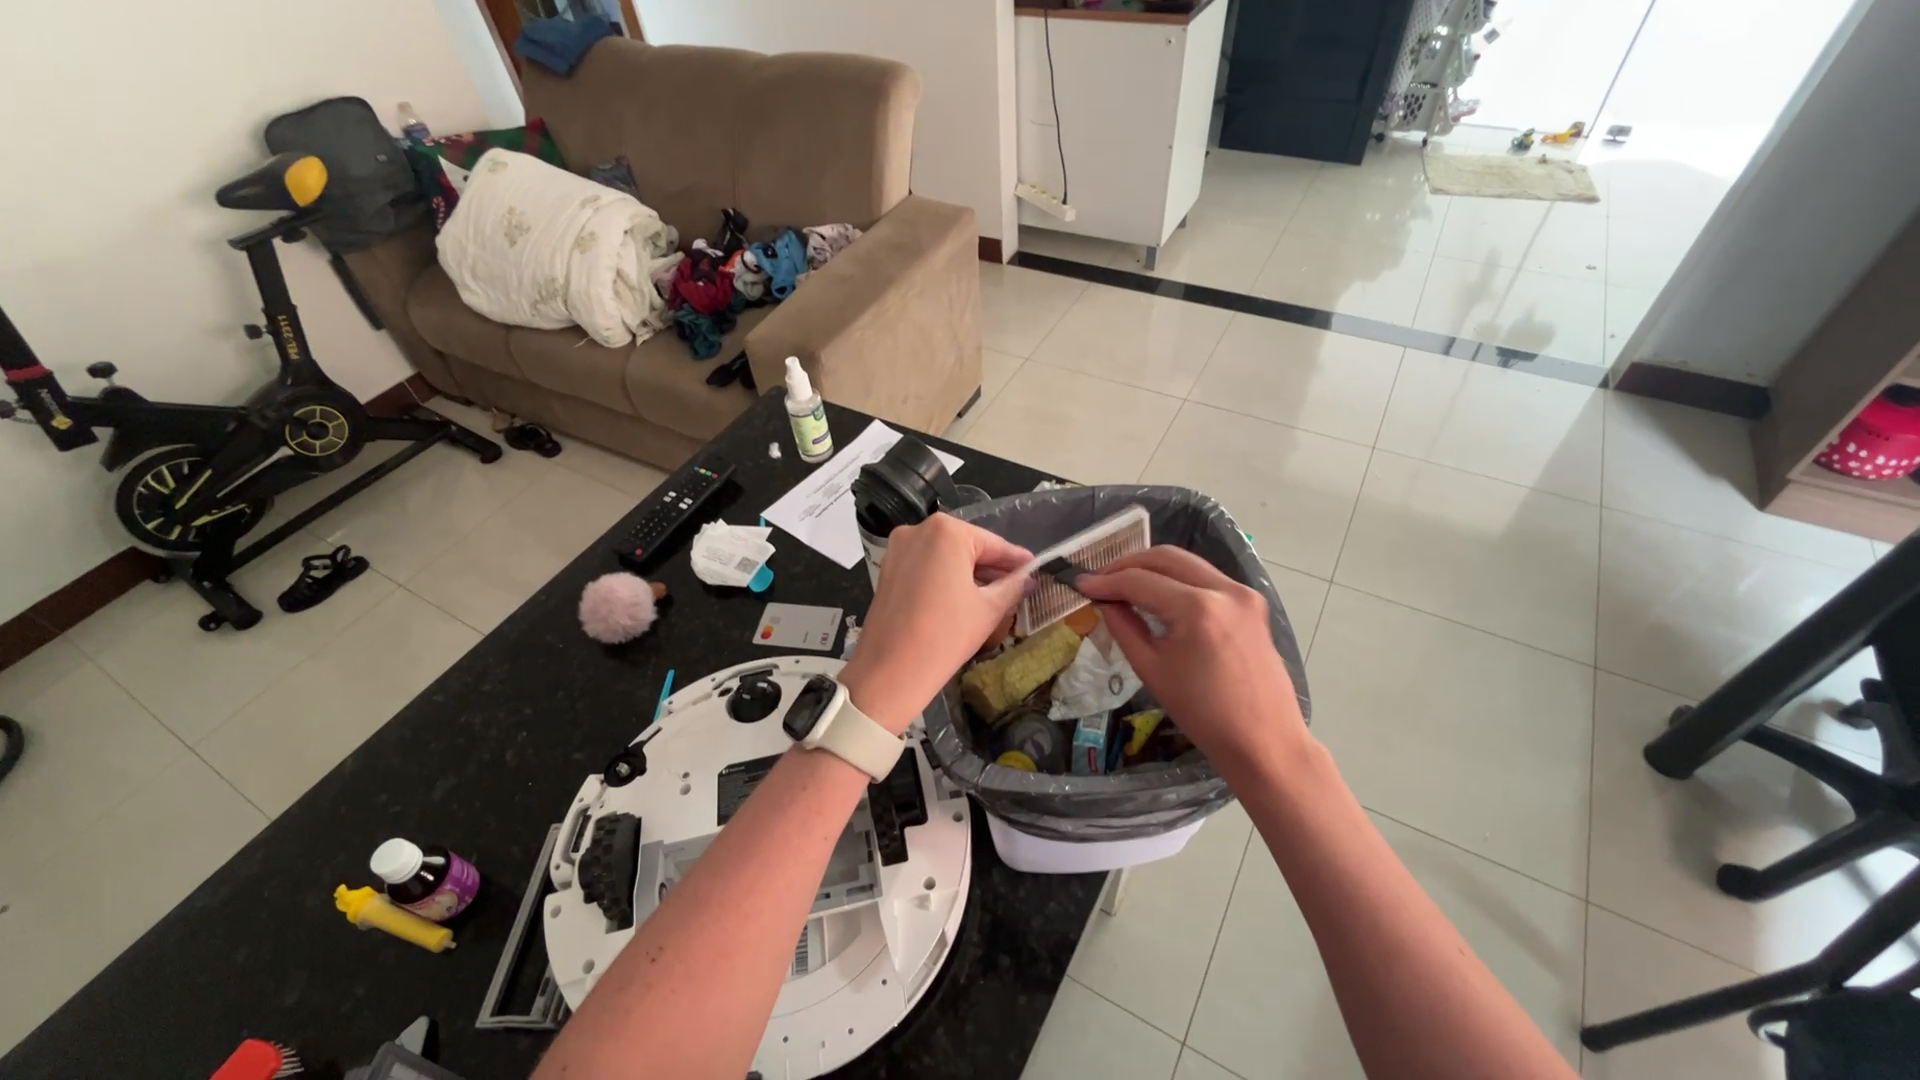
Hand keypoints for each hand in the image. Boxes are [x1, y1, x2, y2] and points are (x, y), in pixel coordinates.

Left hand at [842, 514, 1031, 732]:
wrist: (890, 671)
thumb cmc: (945, 635)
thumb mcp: (988, 610)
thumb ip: (1012, 587)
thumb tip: (1028, 580)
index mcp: (946, 532)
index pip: (993, 544)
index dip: (1016, 560)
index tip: (1035, 568)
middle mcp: (919, 531)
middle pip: (967, 547)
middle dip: (992, 567)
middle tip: (1019, 585)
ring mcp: (898, 549)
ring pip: (945, 557)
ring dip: (970, 574)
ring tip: (997, 595)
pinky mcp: (887, 569)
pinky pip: (926, 567)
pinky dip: (946, 578)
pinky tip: (965, 598)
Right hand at [1075, 546, 1307, 775]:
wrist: (1263, 740)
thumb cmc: (1203, 714)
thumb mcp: (1152, 670)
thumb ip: (1124, 627)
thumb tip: (1103, 601)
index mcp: (1198, 608)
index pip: (1140, 581)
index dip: (1106, 581)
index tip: (1081, 585)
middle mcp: (1225, 589)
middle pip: (1166, 557)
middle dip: (1128, 564)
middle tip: (1101, 579)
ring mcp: (1244, 593)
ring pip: (1188, 563)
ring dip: (1154, 568)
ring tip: (1125, 584)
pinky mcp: (1253, 603)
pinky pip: (1207, 578)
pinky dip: (1179, 580)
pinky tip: (1159, 595)